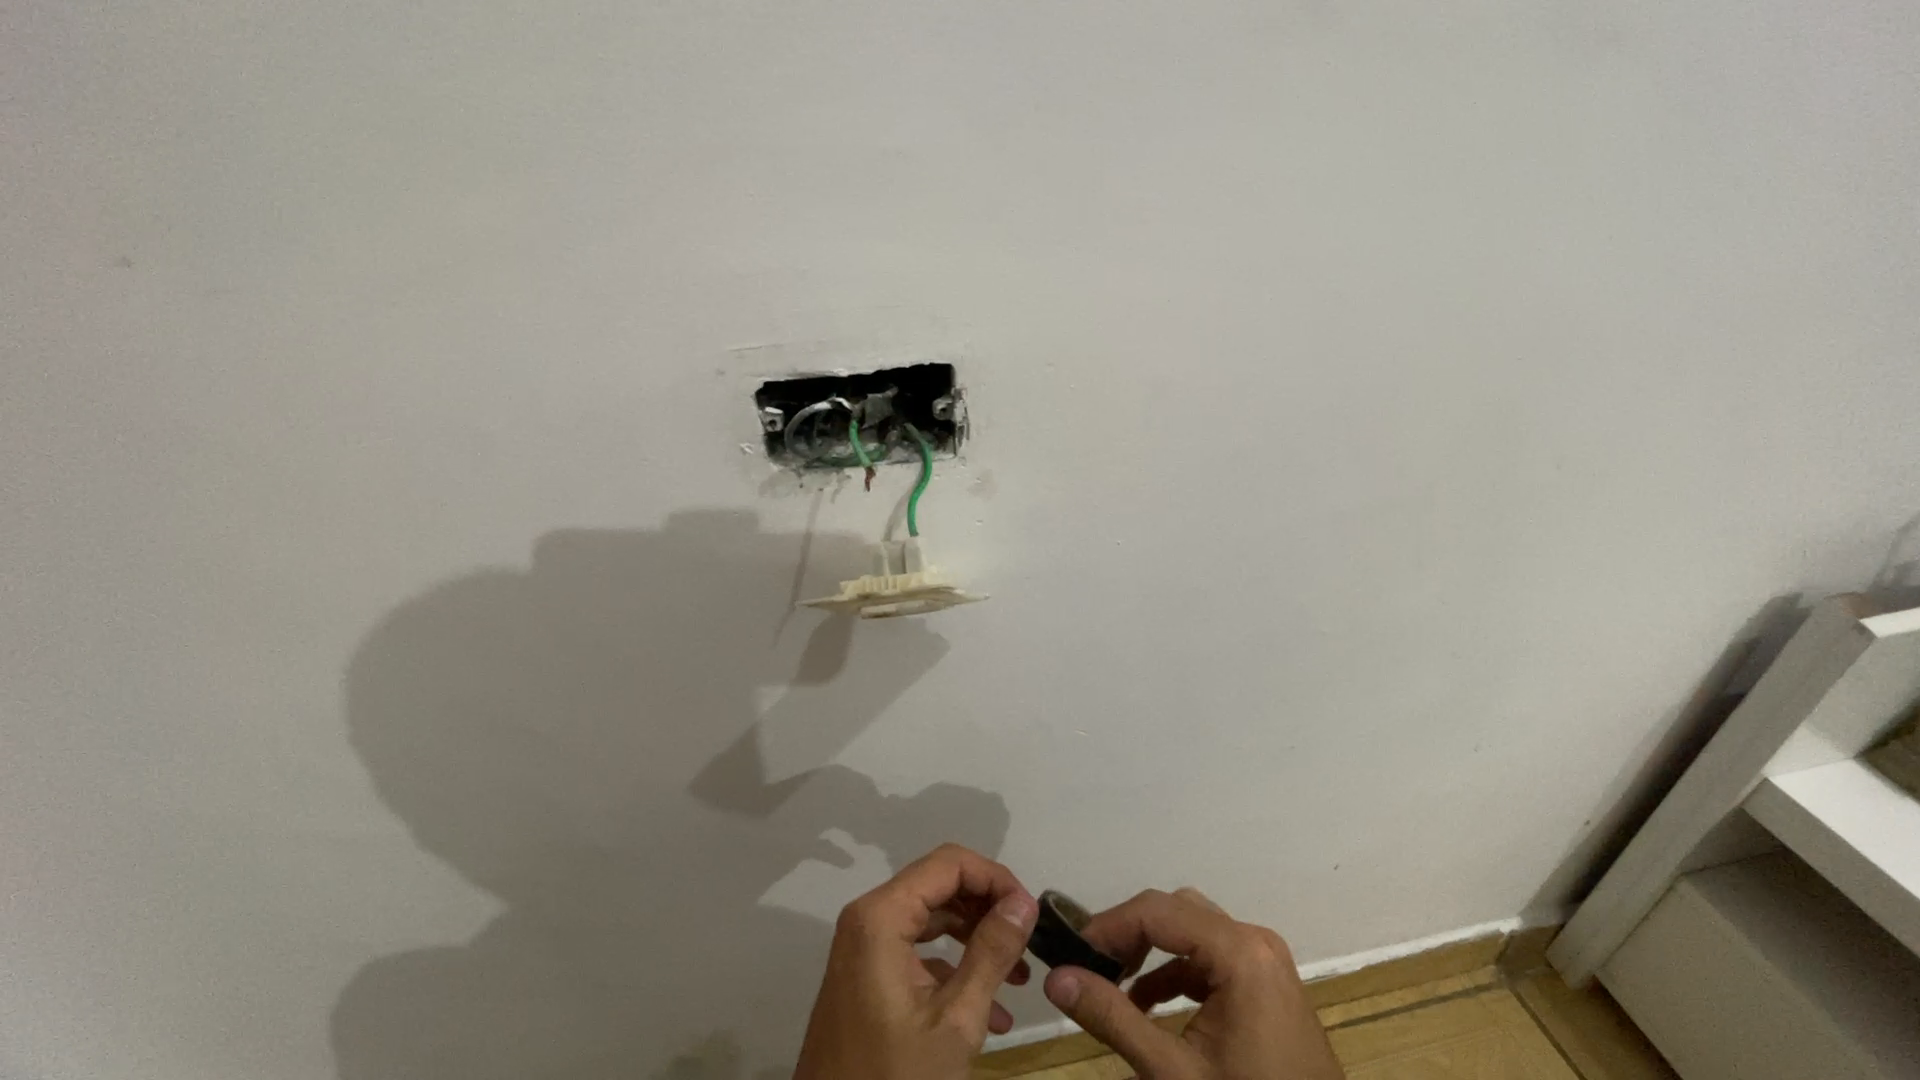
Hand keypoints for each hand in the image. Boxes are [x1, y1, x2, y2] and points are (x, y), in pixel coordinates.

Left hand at [794, 844, 1039, 1079]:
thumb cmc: (895, 1076)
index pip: (949, 864)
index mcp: (881, 916)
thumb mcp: (955, 1018)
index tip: (1031, 913)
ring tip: (1020, 977)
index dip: (995, 878)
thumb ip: (991, 953)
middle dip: (988, 909)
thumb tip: (1024, 902)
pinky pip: (917, 952)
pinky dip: (954, 968)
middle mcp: (867, 919)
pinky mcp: (866, 977)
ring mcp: (863, 948)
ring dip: (976, 940)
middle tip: (1029, 943)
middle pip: (939, 886)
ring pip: (931, 919)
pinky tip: (992, 1011)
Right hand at [1043, 887, 1344, 1079]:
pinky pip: (1210, 958)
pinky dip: (1174, 972)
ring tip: (1111, 987)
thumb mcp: (1174, 1073)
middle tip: (1088, 968)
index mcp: (1239, 952)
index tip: (1068, 955)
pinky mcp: (1267, 985)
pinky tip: (1147, 1007)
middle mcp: (1255, 942)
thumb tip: (1055, 978)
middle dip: (1127, 935)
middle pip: (1174, 912)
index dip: (1106, 927)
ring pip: (1191, 931)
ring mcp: (1265, 962)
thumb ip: (1113, 1019)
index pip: (1156, 911)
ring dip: (1149, 953)